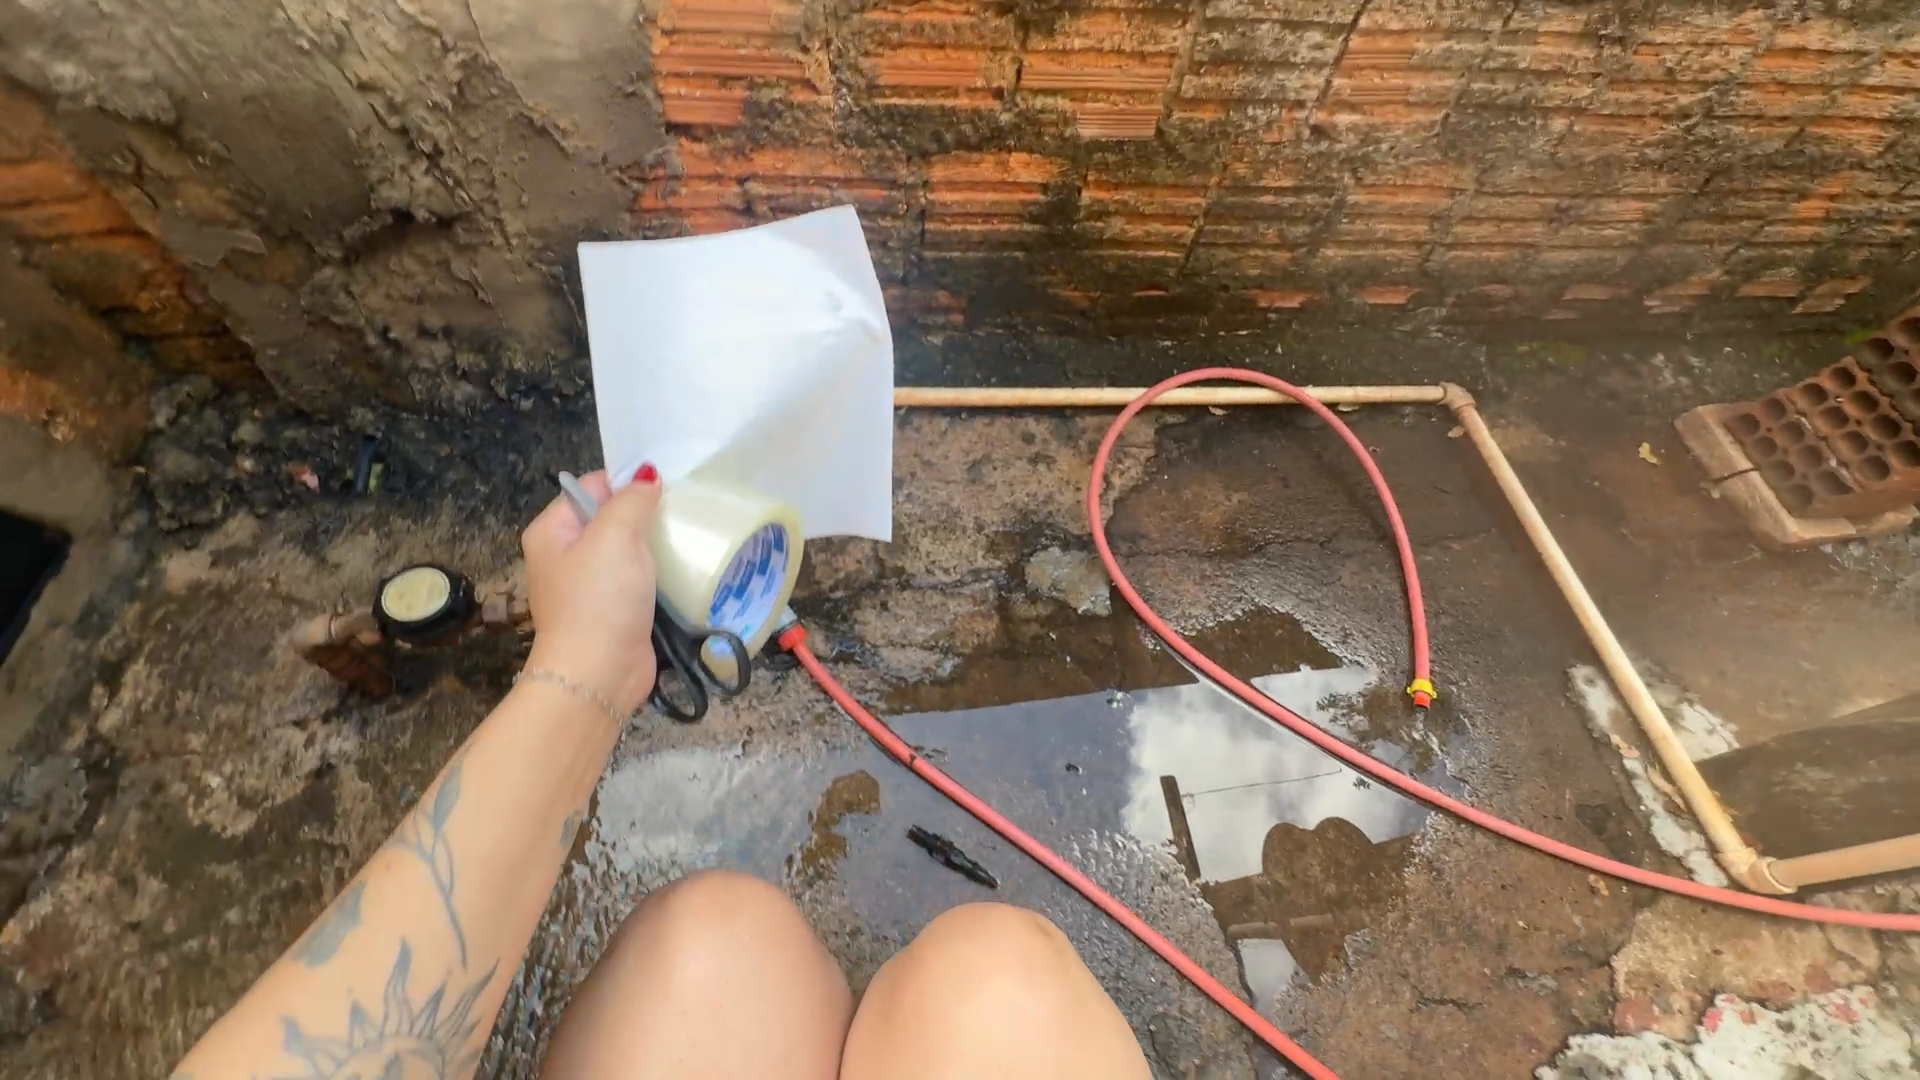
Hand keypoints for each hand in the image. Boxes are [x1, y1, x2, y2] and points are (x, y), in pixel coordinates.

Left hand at [521, 467, 661, 714]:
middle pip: (611, 517)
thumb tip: (647, 475)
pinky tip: (682, 571)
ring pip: (628, 549)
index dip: (627, 483)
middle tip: (683, 514)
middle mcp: (565, 554)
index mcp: (552, 531)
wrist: (599, 673)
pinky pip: (638, 578)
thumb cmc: (600, 599)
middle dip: (646, 514)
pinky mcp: (614, 609)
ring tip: (689, 539)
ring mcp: (590, 584)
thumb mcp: (615, 537)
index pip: (591, 487)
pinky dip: (658, 573)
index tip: (666, 489)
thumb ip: (632, 500)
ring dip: (656, 545)